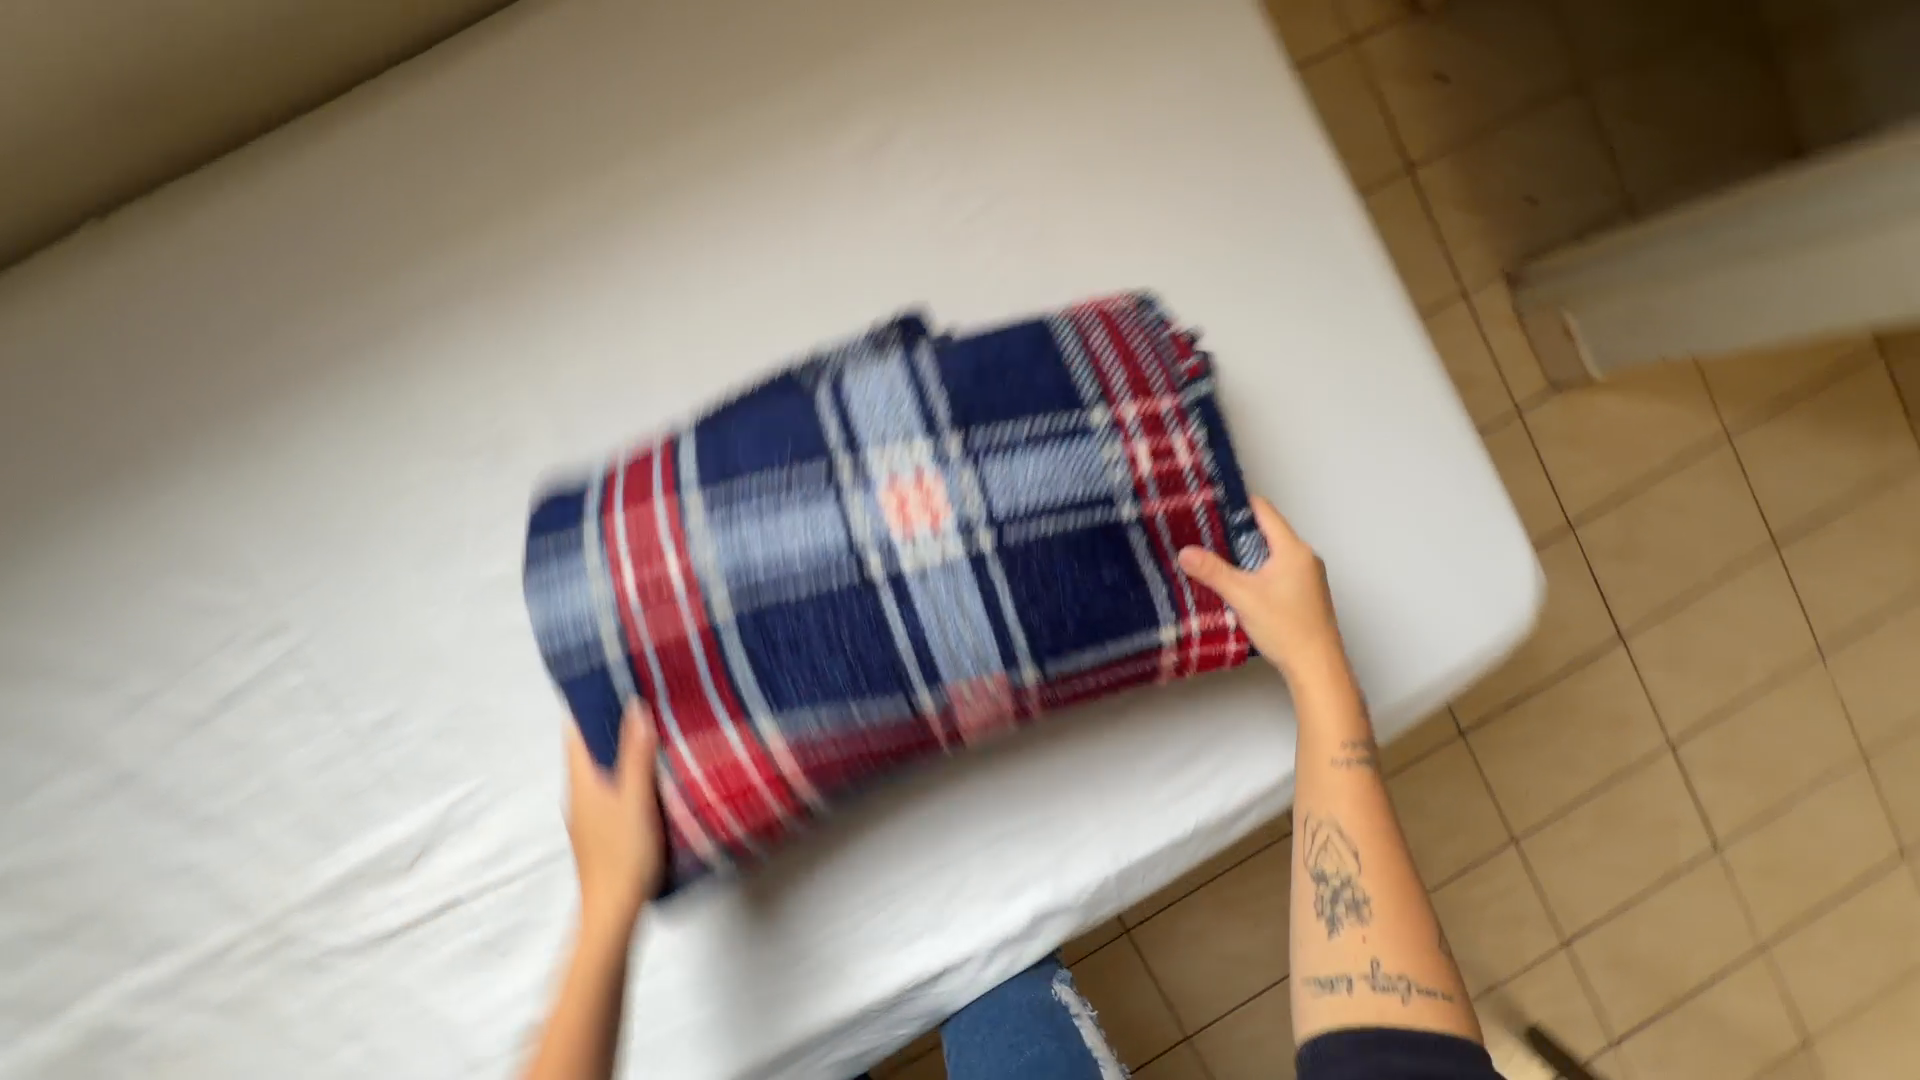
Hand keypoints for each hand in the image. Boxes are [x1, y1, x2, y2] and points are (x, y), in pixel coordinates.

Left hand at [563, 704, 665, 936]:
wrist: (613, 913)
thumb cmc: (623, 854)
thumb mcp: (636, 799)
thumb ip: (635, 755)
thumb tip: (634, 706)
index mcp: (581, 781)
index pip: (576, 730)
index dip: (590, 702)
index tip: (615, 677)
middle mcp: (580, 793)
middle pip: (591, 747)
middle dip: (613, 720)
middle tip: (647, 694)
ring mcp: (590, 813)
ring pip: (604, 767)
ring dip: (624, 746)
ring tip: (657, 725)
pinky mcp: (604, 828)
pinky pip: (614, 786)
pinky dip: (630, 770)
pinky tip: (657, 770)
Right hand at [1178, 496, 1348, 684]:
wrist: (1317, 666)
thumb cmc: (1285, 627)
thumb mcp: (1242, 596)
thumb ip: (1212, 571)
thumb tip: (1185, 552)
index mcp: (1293, 549)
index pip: (1264, 511)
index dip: (1238, 504)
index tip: (1211, 505)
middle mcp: (1304, 557)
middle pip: (1268, 530)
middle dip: (1237, 530)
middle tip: (1204, 532)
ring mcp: (1308, 576)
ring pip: (1272, 552)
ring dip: (1246, 553)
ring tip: (1215, 556)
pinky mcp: (1305, 593)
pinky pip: (1278, 569)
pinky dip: (1257, 569)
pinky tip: (1238, 582)